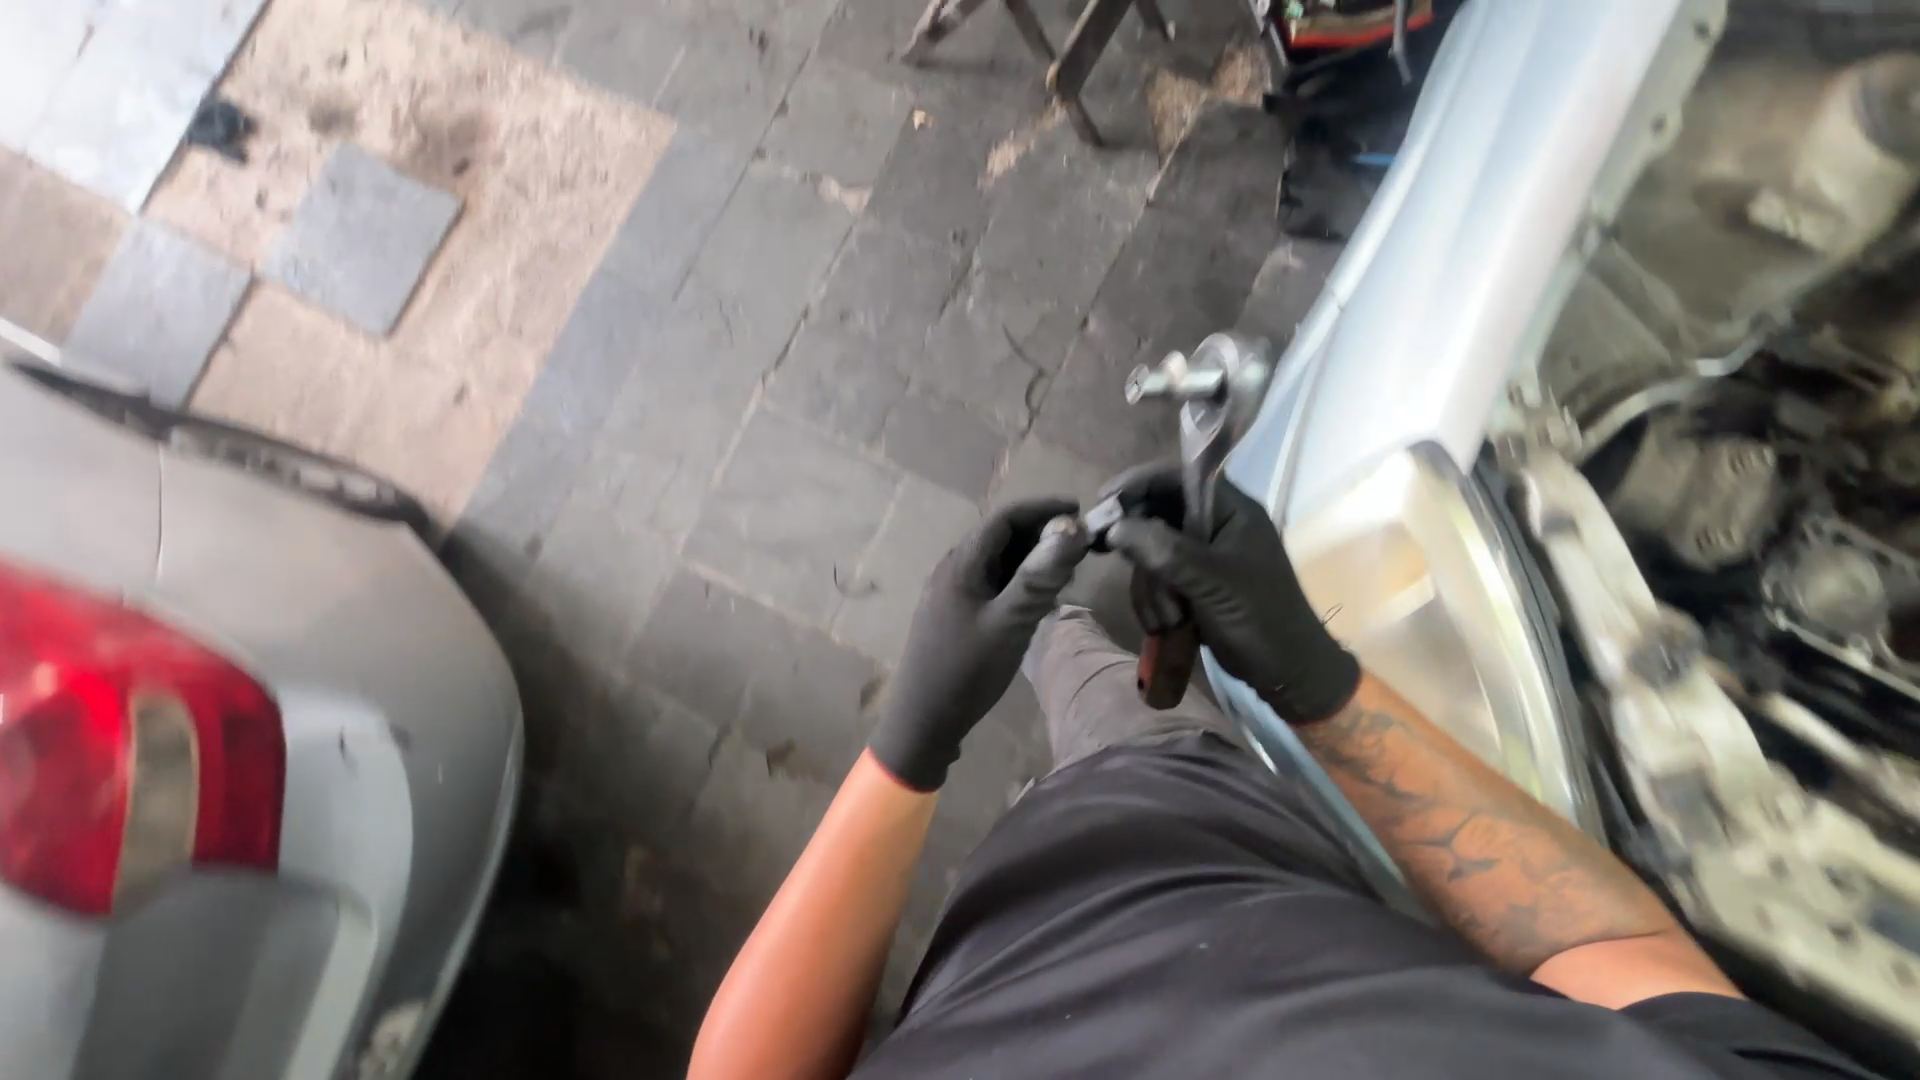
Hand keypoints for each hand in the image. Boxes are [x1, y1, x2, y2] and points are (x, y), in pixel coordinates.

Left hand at [869, 499, 1090, 789]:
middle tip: (1079, 547)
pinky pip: (990, 582)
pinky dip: (1017, 581)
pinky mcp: (954, 613)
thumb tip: (1073, 528)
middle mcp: (952, 568)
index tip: (1079, 511)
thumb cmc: (967, 670)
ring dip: (1030, 559)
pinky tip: (1038, 599)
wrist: (922, 719)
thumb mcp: (1010, 623)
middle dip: (1040, 534)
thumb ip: (1040, 576)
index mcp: (961, 563)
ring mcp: (951, 591)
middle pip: (999, 536)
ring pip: (996, 561)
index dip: (1042, 509)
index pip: (1004, 517)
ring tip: (1066, 572)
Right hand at [1102, 464, 1358, 723]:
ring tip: (1168, 618)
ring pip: (1150, 553)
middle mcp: (1214, 525)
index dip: (1138, 483)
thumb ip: (1165, 551)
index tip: (1103, 503)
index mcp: (1231, 510)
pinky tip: (1166, 626)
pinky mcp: (1192, 584)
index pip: (1178, 477)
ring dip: (1149, 587)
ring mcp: (1202, 556)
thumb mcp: (1212, 582)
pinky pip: (1155, 580)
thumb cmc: (1261, 620)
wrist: (1287, 673)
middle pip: (1156, 515)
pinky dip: (1153, 602)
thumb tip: (1114, 527)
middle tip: (1107, 556)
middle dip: (1139, 548)